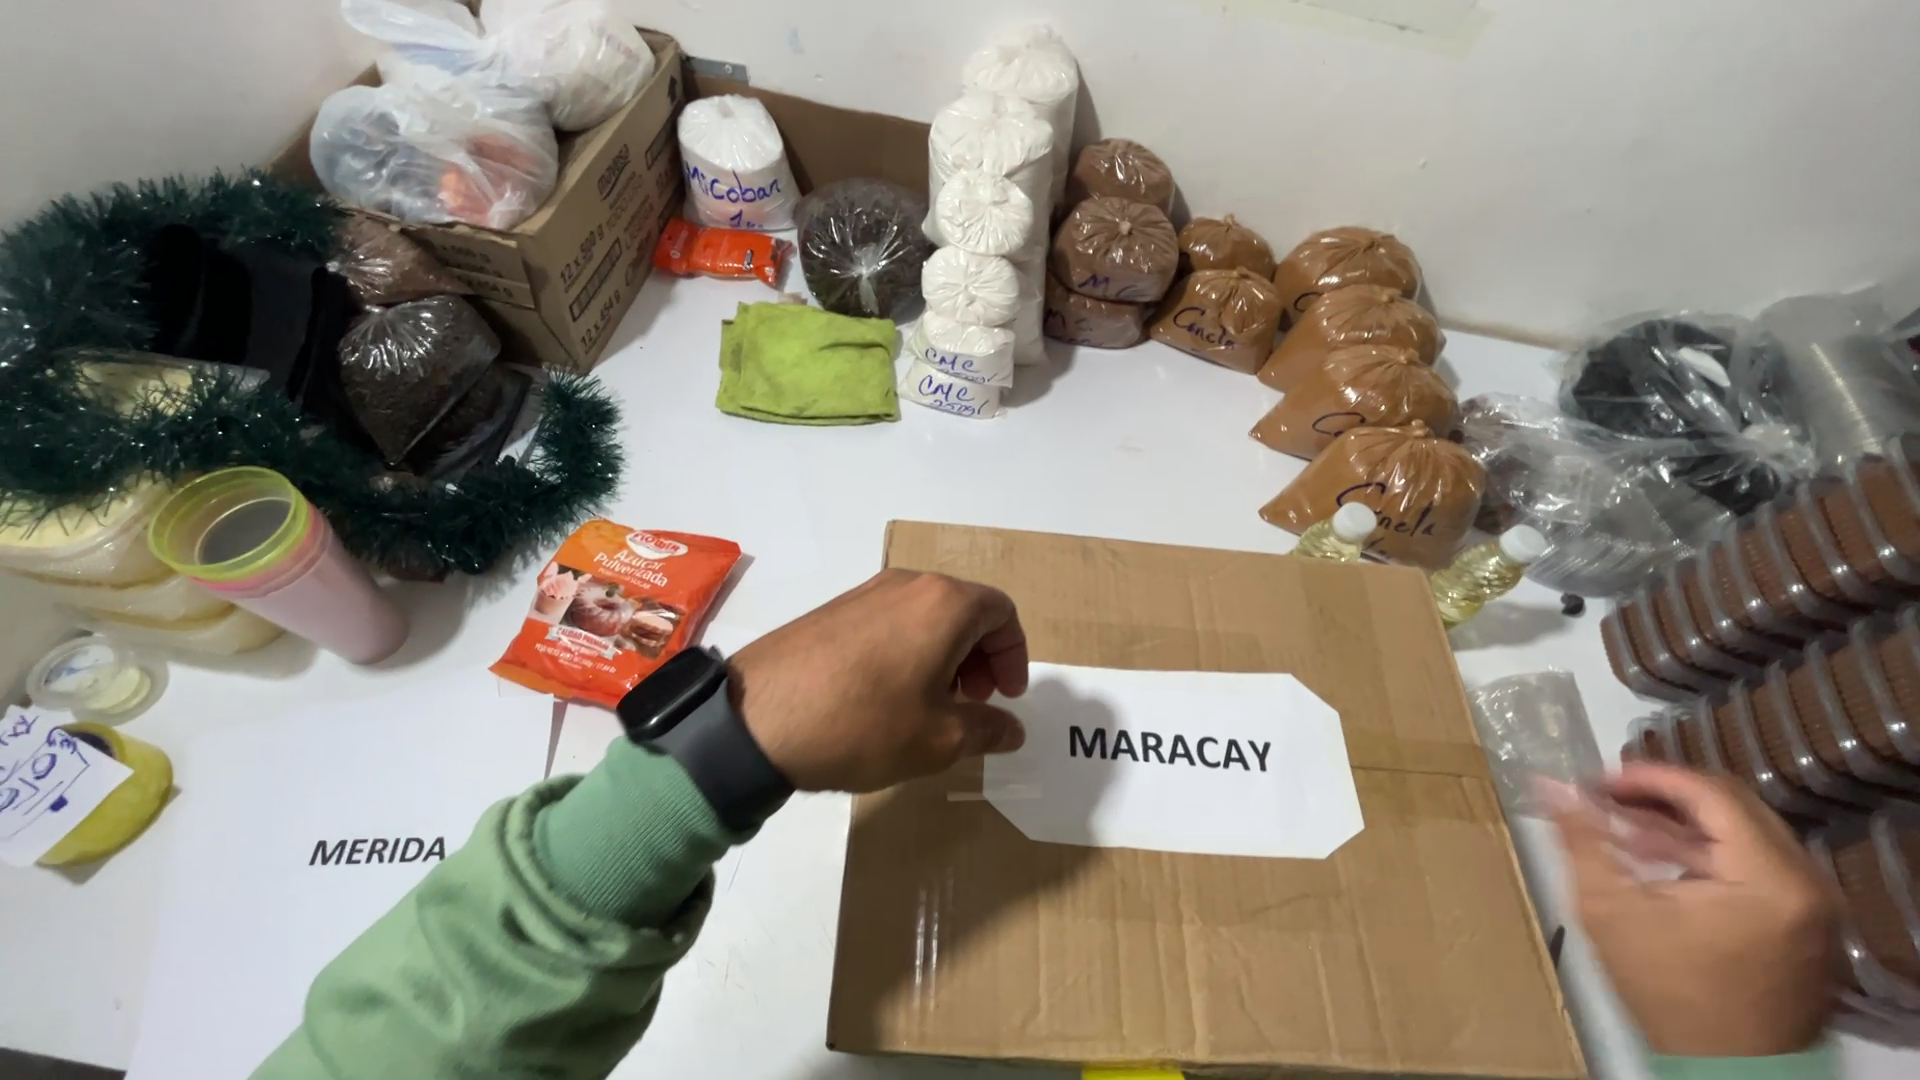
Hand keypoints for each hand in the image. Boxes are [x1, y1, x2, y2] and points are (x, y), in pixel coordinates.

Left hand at [726, 570, 1029, 792]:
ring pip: (926, 614)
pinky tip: (887, 695)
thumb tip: (1012, 729)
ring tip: (930, 703)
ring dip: (944, 654)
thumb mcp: (938, 739)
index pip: (1002, 612)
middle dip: (981, 656)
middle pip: (965, 609)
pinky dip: (908, 649)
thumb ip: (986, 728)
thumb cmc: (864, 724)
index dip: (1014, 655)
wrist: (757, 718)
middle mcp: (907, 584)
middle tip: (973, 702)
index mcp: (944, 603)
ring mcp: (865, 592)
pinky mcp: (833, 609)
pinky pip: (890, 620)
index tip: (1006, 697)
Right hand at [1552, 763, 1840, 1056]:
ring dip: (1675, 819)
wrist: (1725, 1064)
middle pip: (1730, 805)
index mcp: (1769, 877)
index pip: (1712, 793)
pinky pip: (1746, 858)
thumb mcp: (1607, 906)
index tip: (1596, 780)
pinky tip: (1646, 853)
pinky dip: (1696, 847)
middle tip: (1603, 795)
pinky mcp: (1798, 917)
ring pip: (1737, 829)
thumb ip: (1580, 837)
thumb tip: (1546, 783)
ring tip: (1615, 822)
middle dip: (1660, 792)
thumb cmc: (1665, 985)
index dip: (1649, 776)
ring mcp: (1807, 901)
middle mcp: (1805, 882)